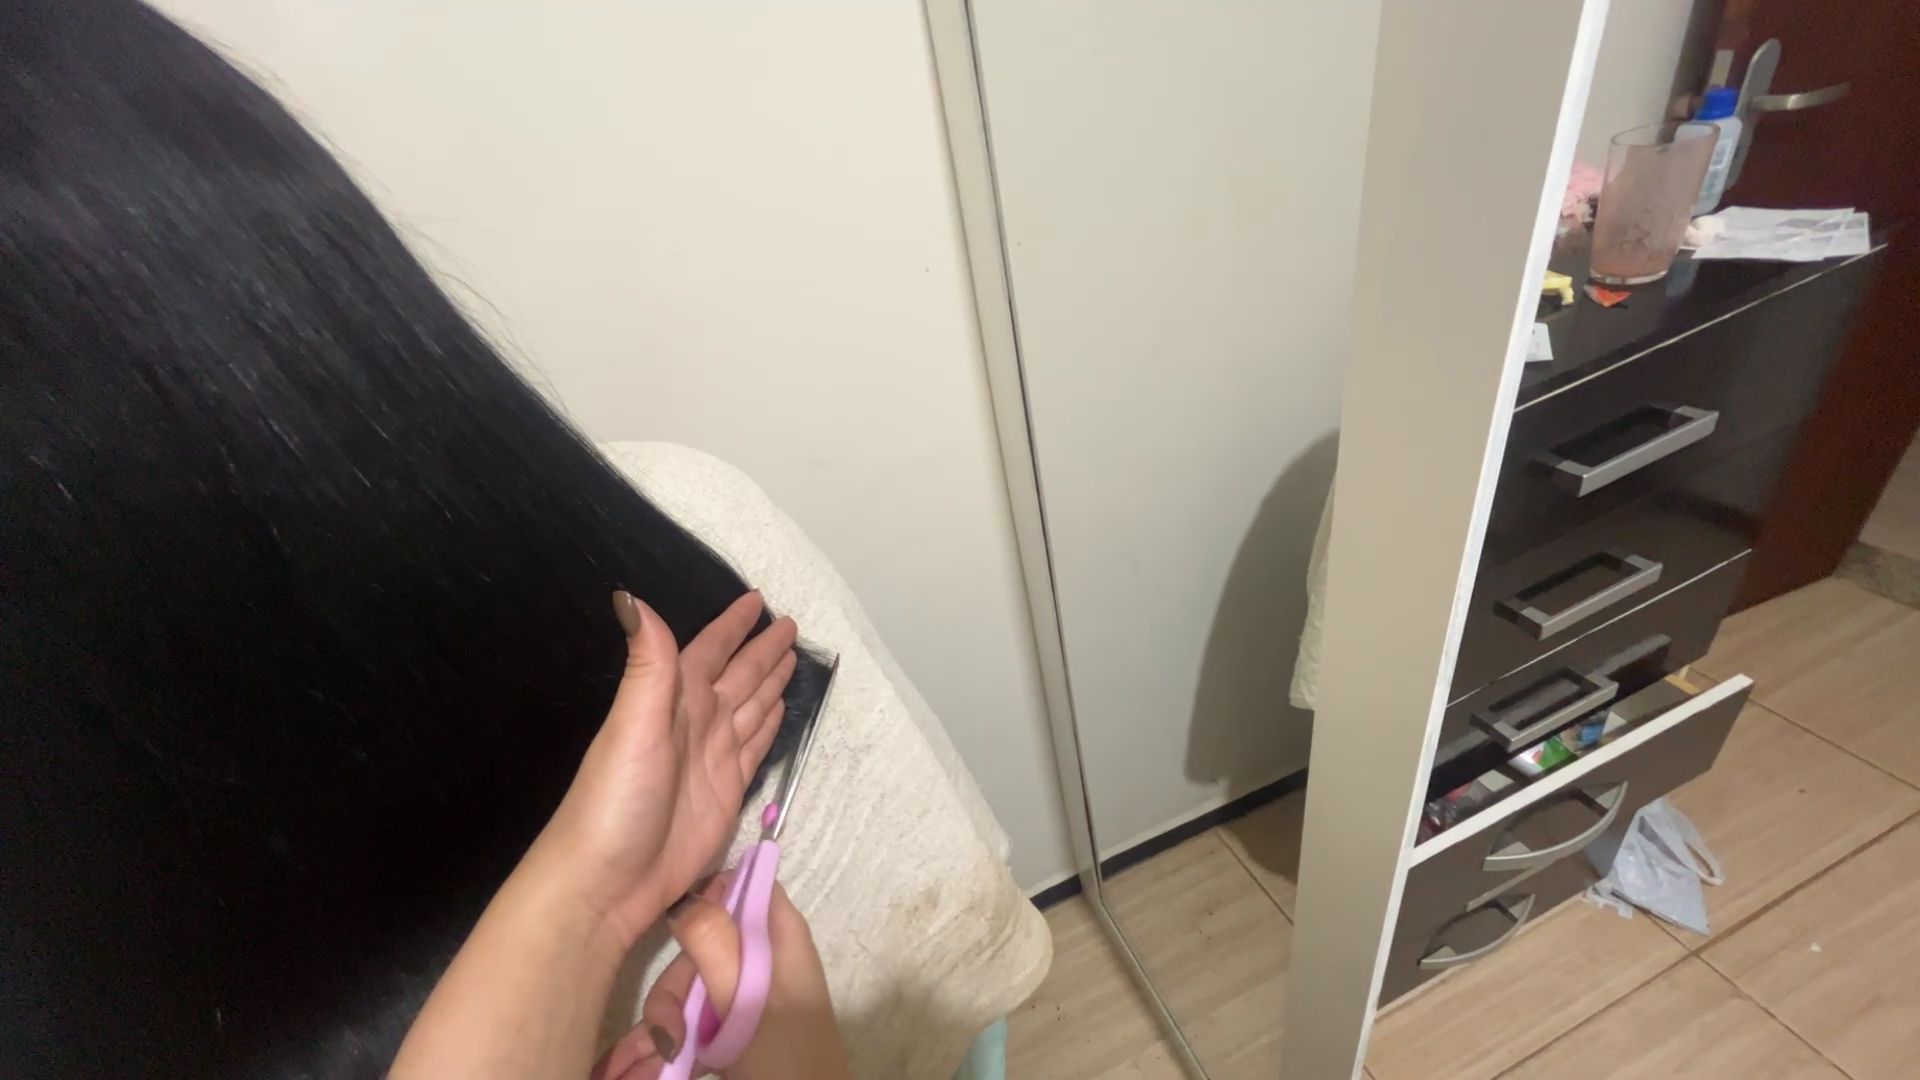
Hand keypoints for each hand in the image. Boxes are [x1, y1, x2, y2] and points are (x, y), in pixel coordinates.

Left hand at [535, 590, 798, 948]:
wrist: (609, 882)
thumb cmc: (618, 798)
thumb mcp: (632, 725)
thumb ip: (647, 664)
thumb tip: (632, 598)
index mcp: (675, 699)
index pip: (710, 650)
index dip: (733, 626)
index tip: (756, 600)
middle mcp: (697, 721)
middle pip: (739, 674)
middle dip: (763, 649)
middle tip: (790, 625)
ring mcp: (714, 755)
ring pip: (752, 705)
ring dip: (770, 680)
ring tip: (791, 657)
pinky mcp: (728, 789)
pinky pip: (756, 744)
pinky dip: (769, 724)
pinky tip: (779, 709)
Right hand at [591, 879, 850, 1079]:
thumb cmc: (787, 1059)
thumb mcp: (748, 1004)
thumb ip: (718, 951)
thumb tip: (689, 898)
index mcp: (779, 934)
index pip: (744, 884)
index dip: (708, 897)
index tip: (677, 933)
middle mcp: (762, 955)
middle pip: (703, 945)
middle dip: (674, 989)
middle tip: (668, 1035)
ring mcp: (745, 992)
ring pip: (689, 987)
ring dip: (662, 1025)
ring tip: (646, 1068)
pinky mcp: (731, 1027)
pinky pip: (690, 1022)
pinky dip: (666, 1044)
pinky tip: (645, 1069)